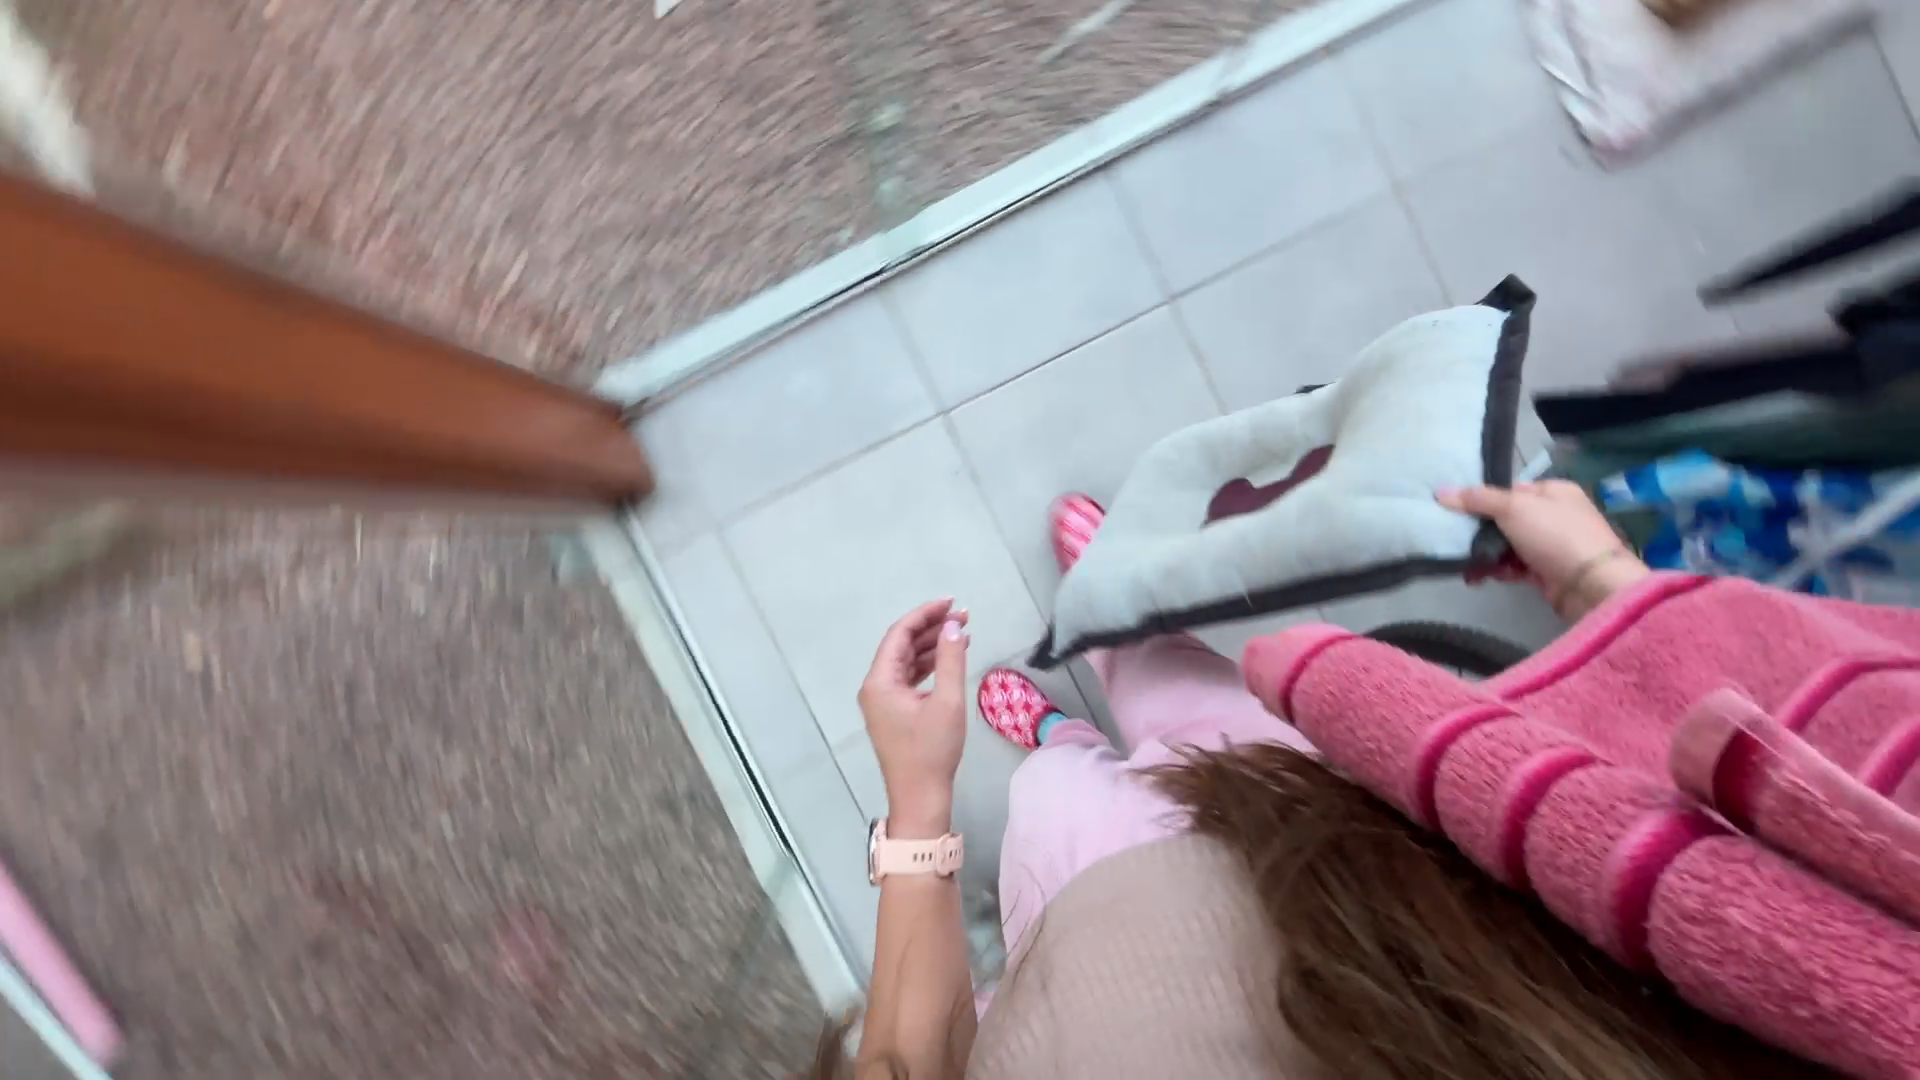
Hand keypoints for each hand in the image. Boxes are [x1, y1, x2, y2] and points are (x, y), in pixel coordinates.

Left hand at [858, 599, 970, 837]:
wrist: (920, 798)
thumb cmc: (932, 750)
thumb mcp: (947, 702)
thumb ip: (950, 659)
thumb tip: (954, 626)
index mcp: (879, 681)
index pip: (899, 634)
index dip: (925, 614)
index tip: (951, 602)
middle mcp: (875, 686)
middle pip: (902, 645)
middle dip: (932, 628)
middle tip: (964, 615)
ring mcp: (883, 700)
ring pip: (907, 660)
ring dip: (933, 645)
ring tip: (963, 632)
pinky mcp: (893, 712)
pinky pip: (909, 677)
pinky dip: (930, 665)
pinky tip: (951, 658)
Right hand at [1437, 480, 1649, 618]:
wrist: (1590, 584)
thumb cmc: (1554, 535)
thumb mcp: (1513, 508)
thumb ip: (1476, 499)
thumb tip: (1440, 491)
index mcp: (1553, 491)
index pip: (1509, 490)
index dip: (1483, 499)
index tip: (1457, 511)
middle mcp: (1554, 515)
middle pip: (1504, 519)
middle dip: (1479, 532)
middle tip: (1456, 540)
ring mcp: (1551, 543)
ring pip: (1505, 544)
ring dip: (1485, 554)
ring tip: (1467, 565)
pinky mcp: (1546, 569)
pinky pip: (1512, 565)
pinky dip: (1497, 570)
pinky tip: (1483, 577)